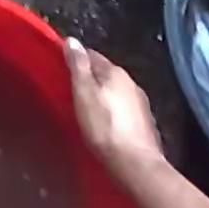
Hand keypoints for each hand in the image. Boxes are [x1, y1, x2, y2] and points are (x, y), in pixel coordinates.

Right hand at [65, 37, 164, 184]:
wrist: (137, 167)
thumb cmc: (105, 127)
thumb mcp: (84, 93)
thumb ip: (78, 66)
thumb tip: (72, 40)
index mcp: (115, 72)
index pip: (91, 55)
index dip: (75, 59)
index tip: (62, 67)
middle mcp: (131, 82)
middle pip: (105, 73)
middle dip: (90, 78)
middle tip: (72, 90)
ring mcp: (141, 104)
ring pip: (116, 92)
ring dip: (103, 96)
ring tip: (87, 108)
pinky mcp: (146, 124)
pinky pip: (124, 110)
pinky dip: (114, 112)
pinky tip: (107, 125)